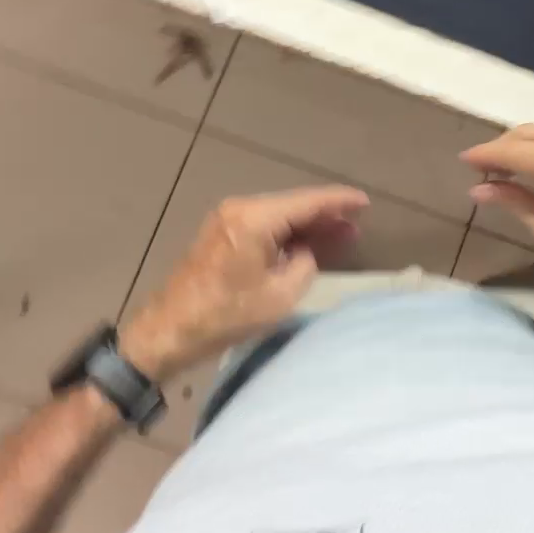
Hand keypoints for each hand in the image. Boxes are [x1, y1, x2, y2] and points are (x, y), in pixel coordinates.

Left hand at [119, 186, 367, 379]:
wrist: (168, 331)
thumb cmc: (226, 315)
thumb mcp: (280, 295)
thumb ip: (305, 263)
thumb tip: (306, 252)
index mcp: (256, 218)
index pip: (308, 202)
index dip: (339, 201)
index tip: (365, 202)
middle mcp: (241, 209)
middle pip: (294, 205)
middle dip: (326, 215)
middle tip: (356, 225)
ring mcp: (228, 219)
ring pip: (279, 215)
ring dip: (307, 225)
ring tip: (340, 234)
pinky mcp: (222, 234)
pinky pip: (264, 225)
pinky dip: (287, 233)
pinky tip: (307, 243)